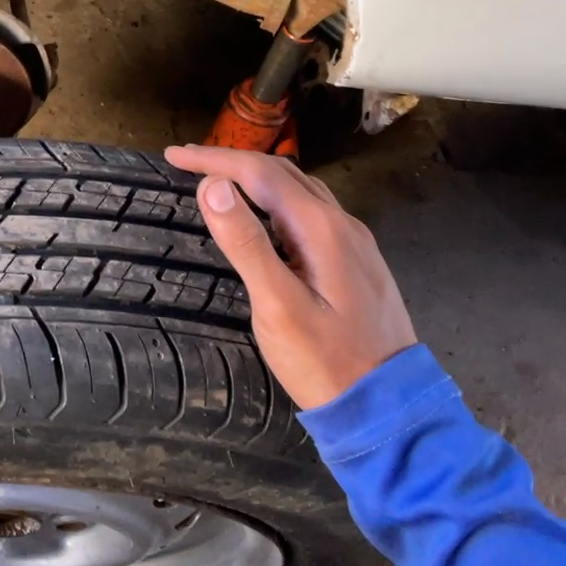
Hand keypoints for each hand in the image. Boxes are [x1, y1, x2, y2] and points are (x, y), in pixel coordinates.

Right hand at [165, 145, 417, 409]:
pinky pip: (310, 209)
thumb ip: (246, 243)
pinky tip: (262, 213)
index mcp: (320, 229)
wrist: (391, 409)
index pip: (260, 173)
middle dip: (231, 161)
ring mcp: (353, 241)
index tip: (173, 155)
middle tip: (186, 163)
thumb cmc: (325, 361)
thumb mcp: (277, 306)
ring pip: (299, 188)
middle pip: (281, 173)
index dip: (214, 159)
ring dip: (254, 175)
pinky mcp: (355, 261)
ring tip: (217, 179)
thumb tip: (212, 186)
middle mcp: (341, 224)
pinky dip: (275, 196)